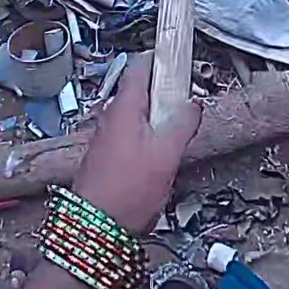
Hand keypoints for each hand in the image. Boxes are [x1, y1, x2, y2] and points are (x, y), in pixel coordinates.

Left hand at [70, 54, 201, 231]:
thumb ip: (184, 122)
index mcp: (125, 106)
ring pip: (138, 112)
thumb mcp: (167, 152)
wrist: (94, 231)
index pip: (141, 64)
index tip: (182, 61)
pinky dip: (149, 134)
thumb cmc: (128, 190)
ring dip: (159, 115)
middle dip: (167, 91)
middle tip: (188, 101)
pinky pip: (132, 132)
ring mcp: (107, 135)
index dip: (162, 57)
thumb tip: (194, 104)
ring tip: (179, 130)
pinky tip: (161, 154)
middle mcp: (111, 115)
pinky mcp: (107, 155)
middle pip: (142, 89)